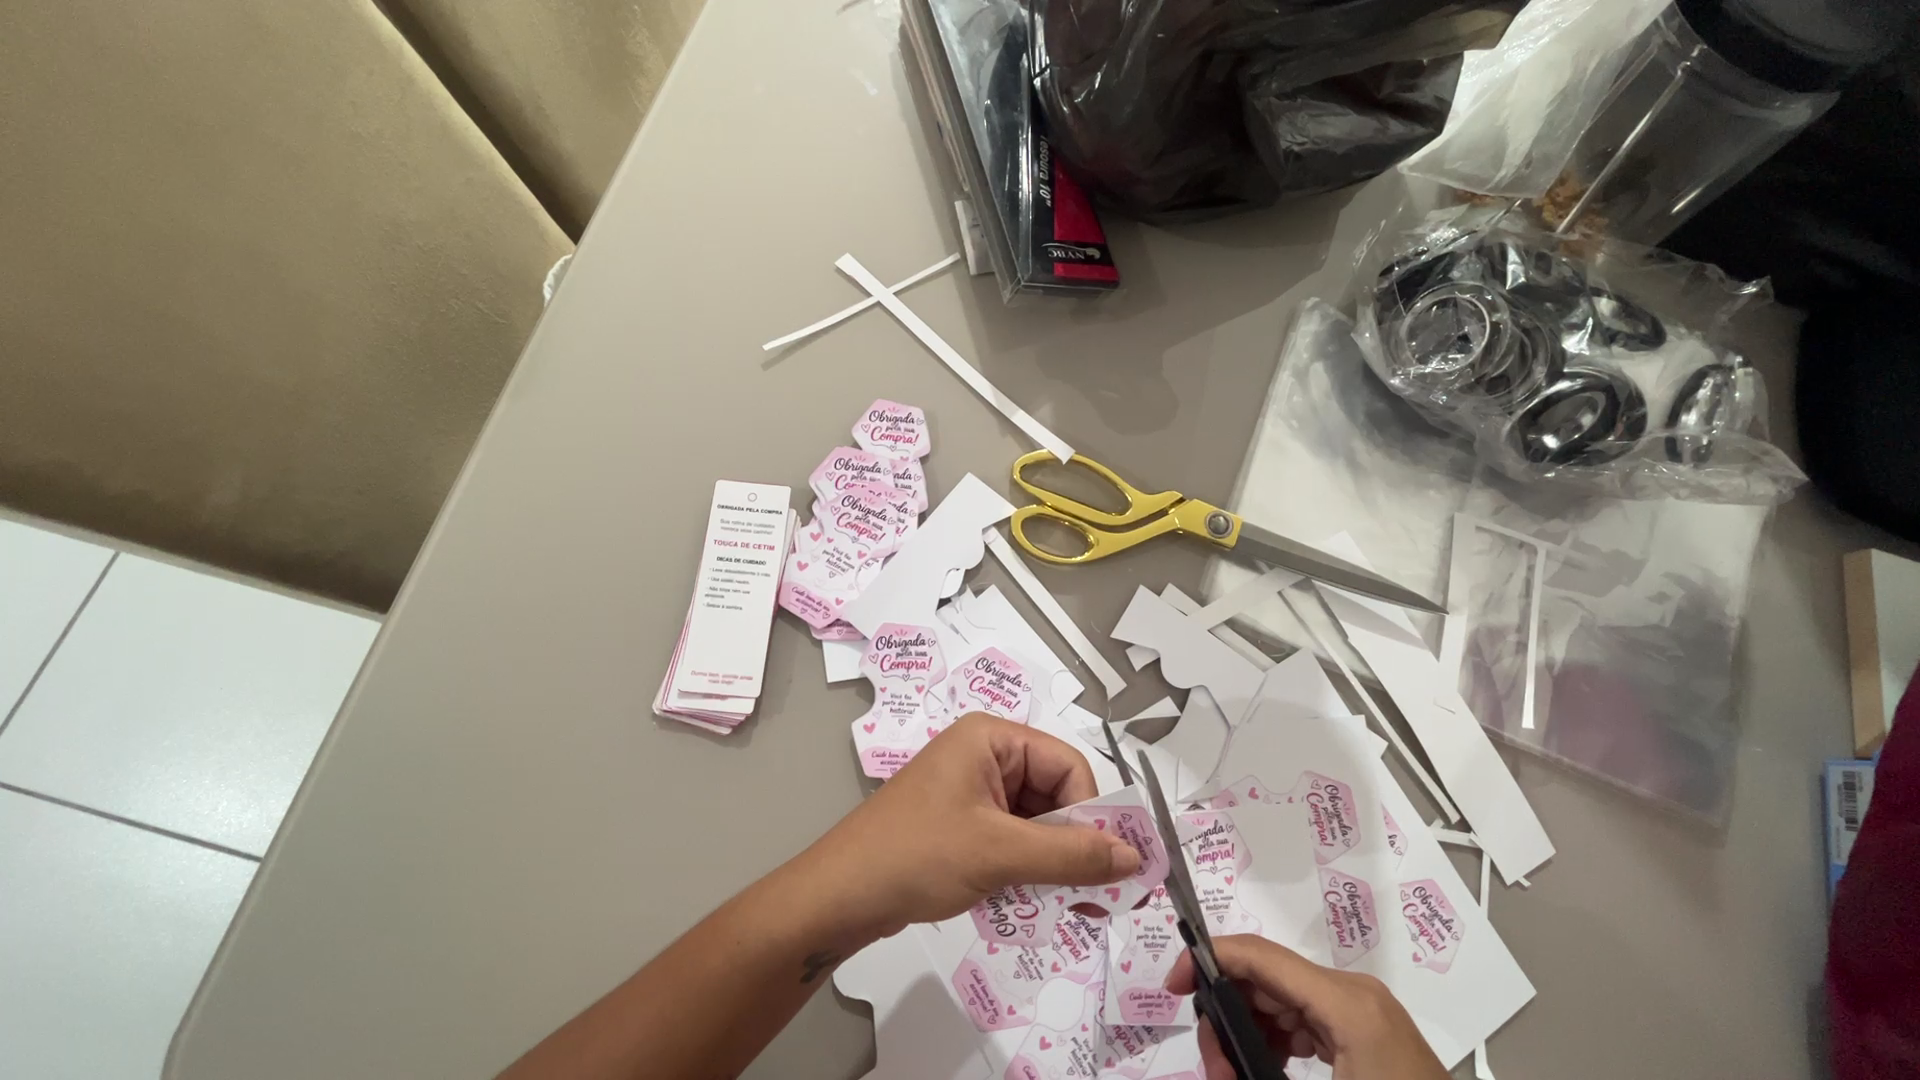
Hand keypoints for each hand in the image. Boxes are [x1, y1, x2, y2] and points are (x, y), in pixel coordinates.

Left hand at [801, 714, 1140, 935]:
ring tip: (1071, 908)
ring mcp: (972, 791)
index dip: (1092, 813)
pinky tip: (1036, 903)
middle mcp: (985, 756)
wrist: (841, 896)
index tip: (1109, 866)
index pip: (1067, 765)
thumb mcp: (999, 853)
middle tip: (1099, 898)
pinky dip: (1029, 869)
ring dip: (1054, 864)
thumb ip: (1071, 856)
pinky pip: (1014, 840)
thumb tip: (1135, 858)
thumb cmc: (918, 856)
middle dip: (1075, 845)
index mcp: (991, 738)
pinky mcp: (964, 824)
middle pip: (1055, 794)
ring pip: (1037, 823)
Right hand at [1167, 935, 1446, 1079]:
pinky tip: (1263, 1065)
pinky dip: (1274, 1036)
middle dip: (1225, 1013)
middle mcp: (1354, 994)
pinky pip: (1303, 1016)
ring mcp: (1362, 1011)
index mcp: (1348, 1004)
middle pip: (1266, 978)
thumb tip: (1219, 1065)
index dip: (1207, 959)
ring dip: (1246, 1028)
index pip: (1260, 956)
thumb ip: (1260, 1070)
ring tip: (1231, 1070)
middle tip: (1213, 1064)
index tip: (1172, 985)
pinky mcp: (1365, 1032)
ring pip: (1280, 997)